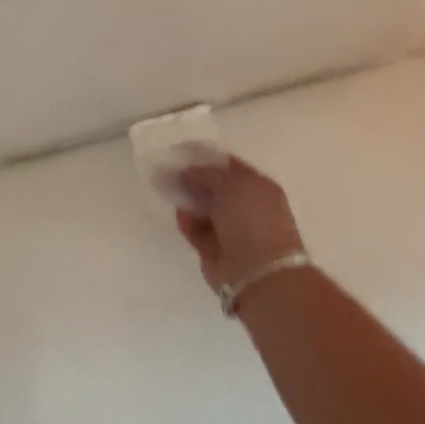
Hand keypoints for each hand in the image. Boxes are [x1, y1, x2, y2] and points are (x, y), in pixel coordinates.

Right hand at [174, 157, 305, 294]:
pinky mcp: (214, 250)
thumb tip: (188, 171)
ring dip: (187, 200)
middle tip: (166, 170)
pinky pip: (197, 231)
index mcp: (258, 186)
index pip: (229, 166)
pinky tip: (181, 216)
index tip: (180, 152)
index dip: (206, 158)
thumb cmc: (252, 220)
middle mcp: (245, 206)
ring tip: (167, 190)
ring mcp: (230, 229)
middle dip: (191, 179)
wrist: (257, 272)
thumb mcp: (233, 186)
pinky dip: (188, 223)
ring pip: (203, 209)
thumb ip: (208, 174)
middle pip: (213, 187)